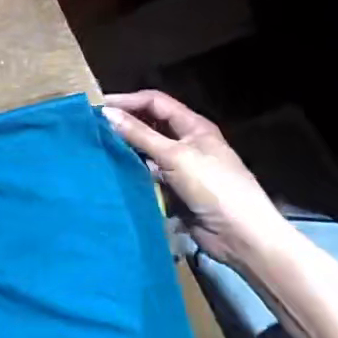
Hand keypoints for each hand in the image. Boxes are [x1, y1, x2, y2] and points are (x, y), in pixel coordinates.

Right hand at [103, 90, 285, 267]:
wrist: (243, 237)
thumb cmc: (214, 187)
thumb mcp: (175, 156)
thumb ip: (140, 135)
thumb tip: (106, 113)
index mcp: (193, 125)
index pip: (154, 102)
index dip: (128, 101)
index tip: (99, 107)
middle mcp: (186, 142)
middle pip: (150, 126)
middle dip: (125, 124)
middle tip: (94, 128)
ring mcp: (181, 168)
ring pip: (147, 152)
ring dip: (127, 150)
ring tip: (98, 150)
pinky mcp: (175, 192)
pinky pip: (149, 177)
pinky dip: (134, 174)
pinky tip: (114, 174)